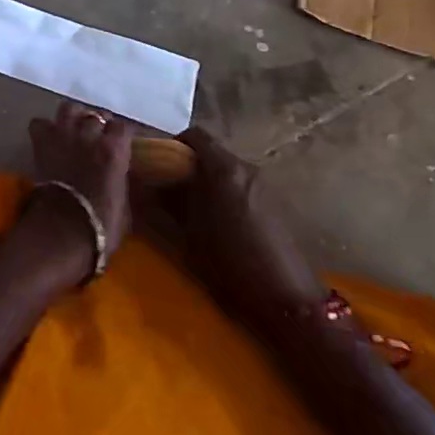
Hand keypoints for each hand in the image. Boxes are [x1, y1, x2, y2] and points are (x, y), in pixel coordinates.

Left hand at [29, 101, 135, 251]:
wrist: (62, 230)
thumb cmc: (101, 225)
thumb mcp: (125, 204)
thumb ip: (122, 180)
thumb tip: (123, 174)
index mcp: (115, 149)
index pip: (124, 127)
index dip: (122, 134)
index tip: (123, 142)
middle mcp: (90, 134)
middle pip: (96, 115)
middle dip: (99, 124)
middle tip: (97, 138)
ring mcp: (64, 135)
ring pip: (69, 109)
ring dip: (73, 117)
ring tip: (74, 128)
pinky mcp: (41, 143)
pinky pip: (40, 123)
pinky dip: (44, 128)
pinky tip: (49, 138)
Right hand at [167, 128, 324, 325]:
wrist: (285, 299)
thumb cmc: (230, 263)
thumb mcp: (189, 233)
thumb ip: (169, 202)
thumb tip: (149, 185)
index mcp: (223, 168)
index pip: (195, 136)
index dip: (175, 144)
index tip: (160, 163)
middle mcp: (246, 168)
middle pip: (213, 152)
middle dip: (191, 166)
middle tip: (172, 189)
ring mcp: (264, 184)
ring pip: (228, 170)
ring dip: (210, 181)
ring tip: (194, 209)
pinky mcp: (275, 203)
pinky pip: (243, 186)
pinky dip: (227, 193)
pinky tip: (221, 222)